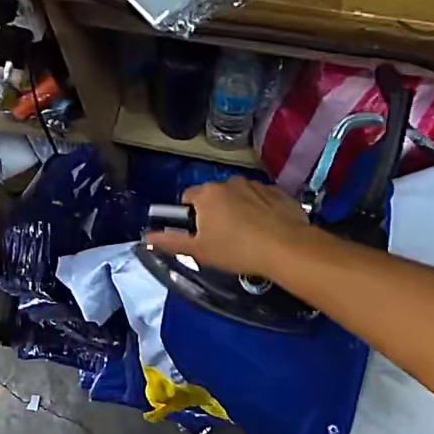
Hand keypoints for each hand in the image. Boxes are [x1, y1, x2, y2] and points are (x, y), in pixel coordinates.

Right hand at [143, 177, 314, 279]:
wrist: (287, 248)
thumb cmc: (236, 249)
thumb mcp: (200, 251)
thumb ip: (171, 241)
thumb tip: (147, 237)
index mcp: (207, 194)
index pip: (187, 198)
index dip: (189, 216)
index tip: (198, 234)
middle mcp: (230, 182)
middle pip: (213, 196)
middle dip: (214, 212)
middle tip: (221, 239)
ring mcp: (256, 185)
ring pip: (238, 196)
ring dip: (238, 210)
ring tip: (247, 236)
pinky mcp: (278, 192)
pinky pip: (262, 199)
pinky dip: (260, 210)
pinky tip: (266, 230)